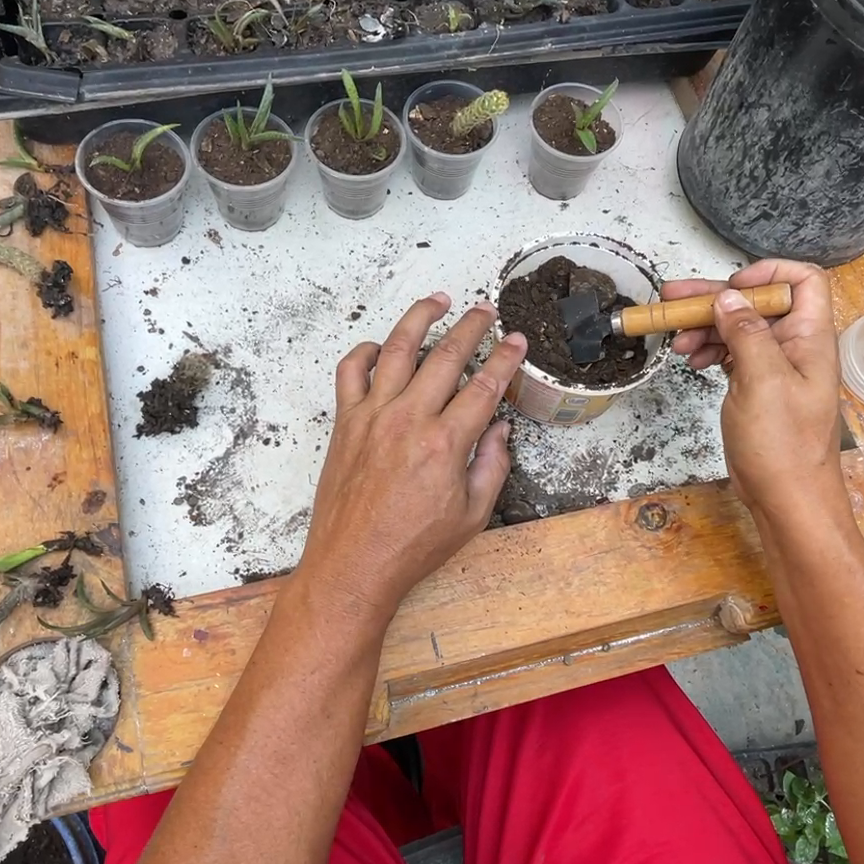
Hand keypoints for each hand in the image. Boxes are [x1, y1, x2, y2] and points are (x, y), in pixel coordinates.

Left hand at [292, 294, 528, 628]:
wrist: (353, 564)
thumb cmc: (413, 546)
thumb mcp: (472, 516)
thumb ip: (492, 465)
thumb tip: (498, 427)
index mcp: (445, 443)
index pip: (484, 385)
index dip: (506, 359)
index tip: (517, 340)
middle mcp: (408, 419)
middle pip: (445, 356)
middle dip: (471, 327)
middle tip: (485, 311)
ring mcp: (372, 416)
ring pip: (396, 349)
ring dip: (419, 318)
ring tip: (437, 300)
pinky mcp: (346, 422)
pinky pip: (350, 371)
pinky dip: (365, 351)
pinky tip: (381, 346)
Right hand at [661, 261, 843, 522]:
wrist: (786, 498)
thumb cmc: (781, 443)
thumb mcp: (762, 381)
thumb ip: (746, 333)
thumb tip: (727, 297)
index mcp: (810, 338)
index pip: (802, 281)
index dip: (767, 273)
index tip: (729, 286)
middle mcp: (795, 347)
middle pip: (757, 304)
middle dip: (716, 299)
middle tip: (671, 300)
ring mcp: (774, 368)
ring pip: (738, 329)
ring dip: (705, 328)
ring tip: (675, 341)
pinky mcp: (755, 387)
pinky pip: (732, 353)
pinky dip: (709, 350)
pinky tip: (691, 360)